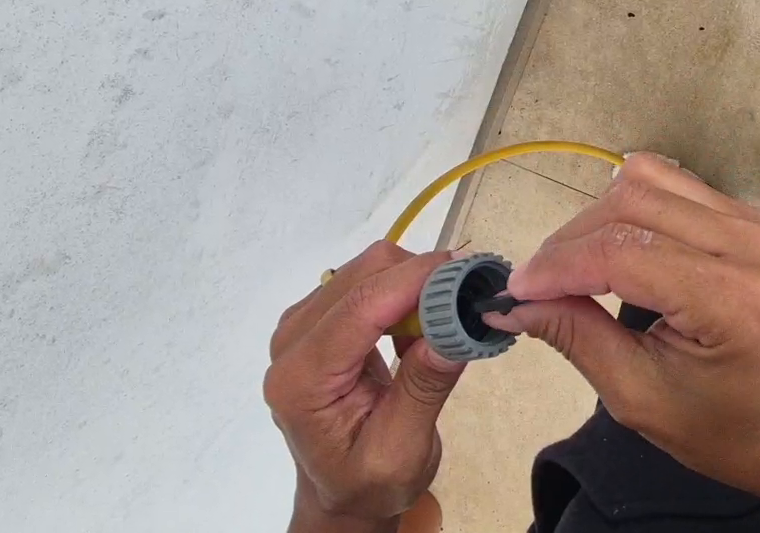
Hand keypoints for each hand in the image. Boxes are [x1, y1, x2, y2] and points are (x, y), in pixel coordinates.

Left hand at [265, 243, 467, 529]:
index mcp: (303, 379)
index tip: (467, 271)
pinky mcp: (320, 314)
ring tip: (443, 320)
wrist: (340, 493)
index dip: (415, 280)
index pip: (361, 306)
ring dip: (414, 281)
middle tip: (465, 299)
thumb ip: (423, 389)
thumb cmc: (368, 481)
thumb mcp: (402, 452)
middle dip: (420, 277)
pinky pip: (370, 276)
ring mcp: (302, 322)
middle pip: (365, 274)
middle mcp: (292, 341)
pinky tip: (417, 325)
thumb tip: (454, 328)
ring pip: (370, 266)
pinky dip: (404, 288)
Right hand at [488, 154, 759, 499]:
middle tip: (538, 282)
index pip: (625, 253)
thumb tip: (514, 301)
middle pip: (633, 203)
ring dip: (597, 216)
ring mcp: (756, 221)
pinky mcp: (750, 215)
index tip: (515, 289)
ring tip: (575, 263)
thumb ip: (576, 337)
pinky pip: (674, 184)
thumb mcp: (642, 401)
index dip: (560, 265)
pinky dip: (630, 207)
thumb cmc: (731, 431)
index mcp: (735, 301)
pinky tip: (617, 244)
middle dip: (572, 238)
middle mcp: (752, 244)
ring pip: (649, 180)